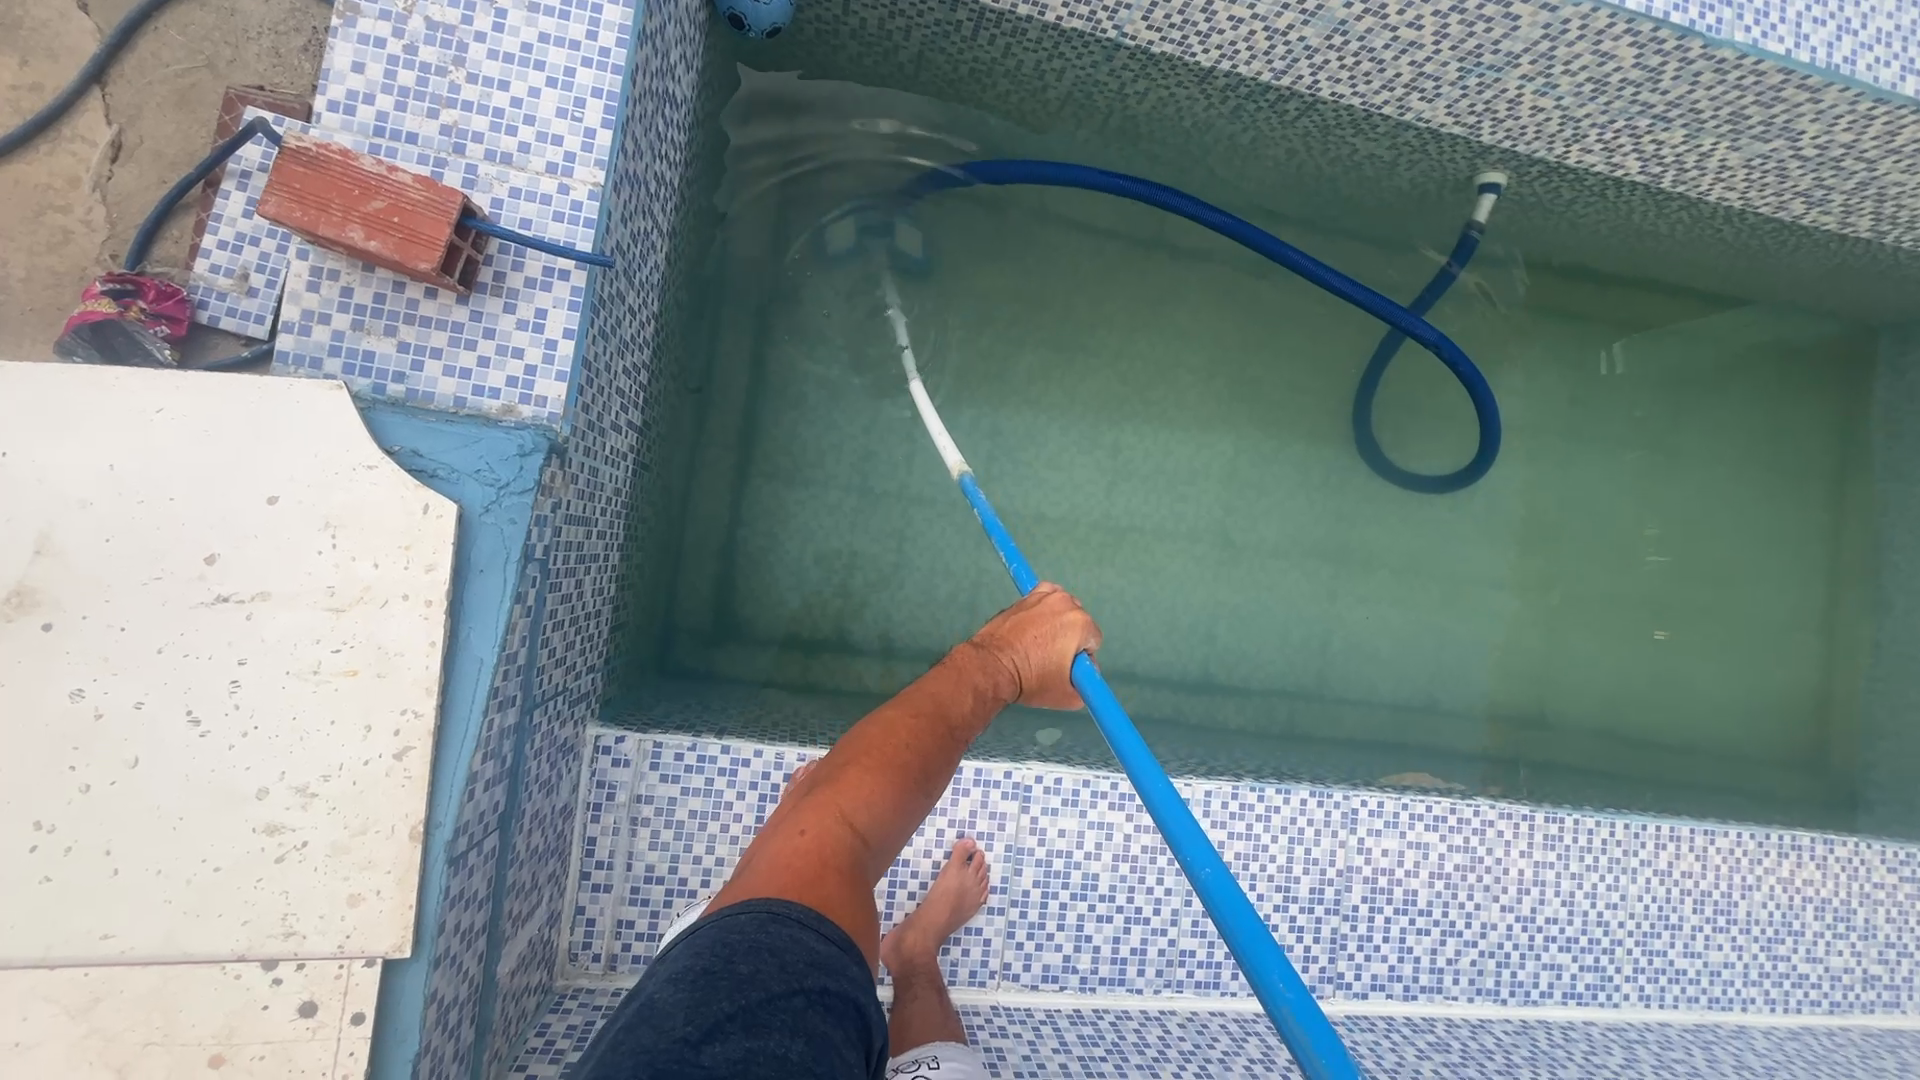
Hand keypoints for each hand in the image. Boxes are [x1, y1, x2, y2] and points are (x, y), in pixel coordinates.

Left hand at [964, 583, 1102, 709]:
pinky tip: (1035, 624)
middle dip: (1071, 639)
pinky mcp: (1024, 597)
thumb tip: (1084, 679)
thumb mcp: (1066, 696)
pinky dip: (1043, 607)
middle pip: (1079, 622)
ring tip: (1042, 643)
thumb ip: (1086, 688)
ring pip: (1062, 607)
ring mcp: (1043, 596)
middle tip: (1053, 658)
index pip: (1094, 641)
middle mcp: (1065, 603)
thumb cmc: (1031, 680)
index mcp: (1080, 623)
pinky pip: (1043, 597)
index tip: (1068, 669)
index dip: (1083, 658)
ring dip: (1058, 621)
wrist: (992, 666)